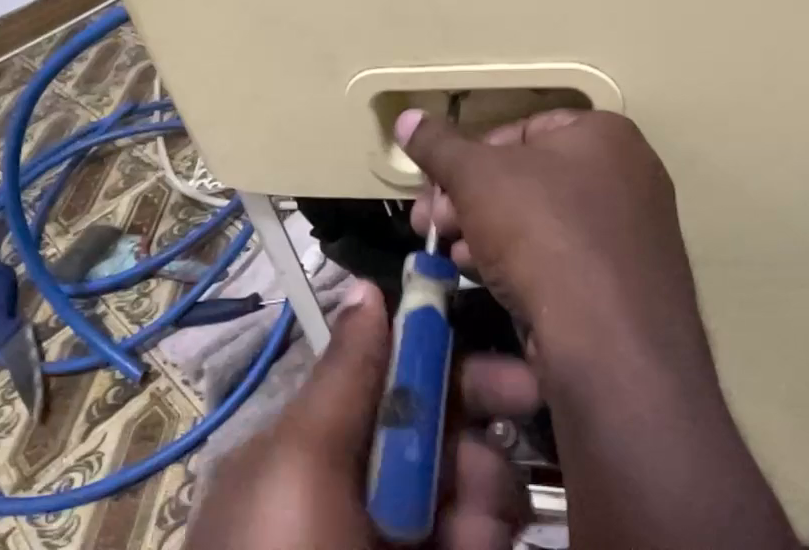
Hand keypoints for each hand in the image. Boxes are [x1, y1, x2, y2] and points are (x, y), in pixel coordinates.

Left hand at [185, 281, 538, 548]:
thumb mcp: (297, 468)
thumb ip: (344, 376)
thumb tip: (366, 285)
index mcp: (316, 447)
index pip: (394, 376)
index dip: (451, 361)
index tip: (508, 370)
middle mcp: (361, 486)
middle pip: (443, 425)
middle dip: (482, 427)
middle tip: (511, 447)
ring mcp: (400, 536)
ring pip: (473, 482)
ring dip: (489, 494)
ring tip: (473, 533)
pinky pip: (484, 534)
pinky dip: (491, 534)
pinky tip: (484, 548)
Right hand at [398, 108, 710, 376]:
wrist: (608, 341)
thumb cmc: (541, 231)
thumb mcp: (475, 177)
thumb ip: (439, 146)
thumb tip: (408, 118)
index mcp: (605, 135)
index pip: (522, 129)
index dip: (470, 156)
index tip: (436, 186)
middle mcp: (629, 177)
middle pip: (528, 180)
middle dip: (469, 202)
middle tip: (429, 224)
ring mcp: (633, 235)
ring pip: (541, 224)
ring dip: (486, 237)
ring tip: (450, 257)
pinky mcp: (627, 286)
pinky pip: (565, 263)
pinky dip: (522, 268)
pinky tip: (487, 283)